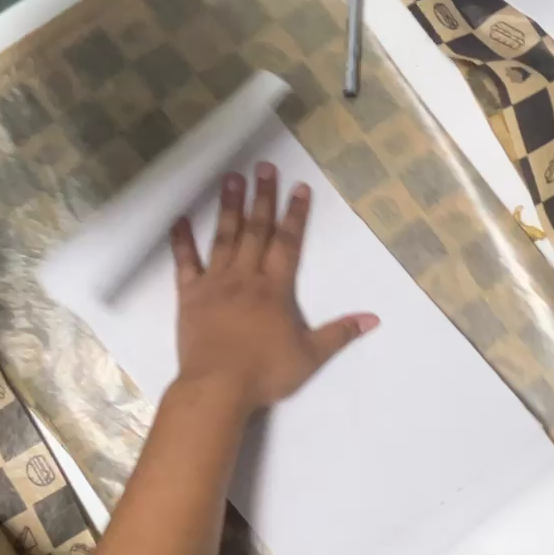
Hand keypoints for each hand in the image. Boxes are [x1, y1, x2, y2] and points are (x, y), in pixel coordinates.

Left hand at [170, 162, 377, 409]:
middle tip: (264, 167)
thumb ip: (339, 334)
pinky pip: (185, 263)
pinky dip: (182, 241)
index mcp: (275, 288)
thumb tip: (373, 318)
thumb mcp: (310, 356)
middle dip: (262, 197)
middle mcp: (245, 277)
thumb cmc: (265, 372)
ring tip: (232, 178)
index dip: (295, 214)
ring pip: (223, 238)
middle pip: (256, 230)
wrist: (218, 386)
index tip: (299, 187)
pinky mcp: (189, 297)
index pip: (288, 243)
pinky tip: (180, 219)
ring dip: (229, 207)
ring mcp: (215, 284)